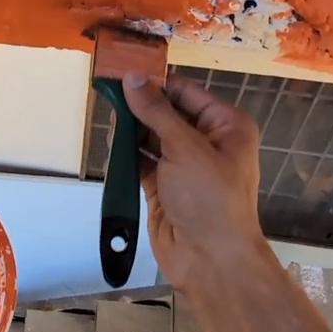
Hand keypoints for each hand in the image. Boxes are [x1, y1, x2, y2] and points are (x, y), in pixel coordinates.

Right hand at [122, 72, 266, 288]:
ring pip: (153, 136)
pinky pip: (143, 161)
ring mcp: (185, 165)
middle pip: (168, 112)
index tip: (123, 69)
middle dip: (140, 105)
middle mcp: (208, 141)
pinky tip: (111, 143)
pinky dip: (128, 153)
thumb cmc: (210, 198)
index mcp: (226, 125)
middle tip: (106, 90)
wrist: (212, 262)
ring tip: (106, 114)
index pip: (186, 91)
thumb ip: (156, 111)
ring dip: (132, 129)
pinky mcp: (165, 186)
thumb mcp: (185, 148)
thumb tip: (132, 77)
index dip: (156, 81)